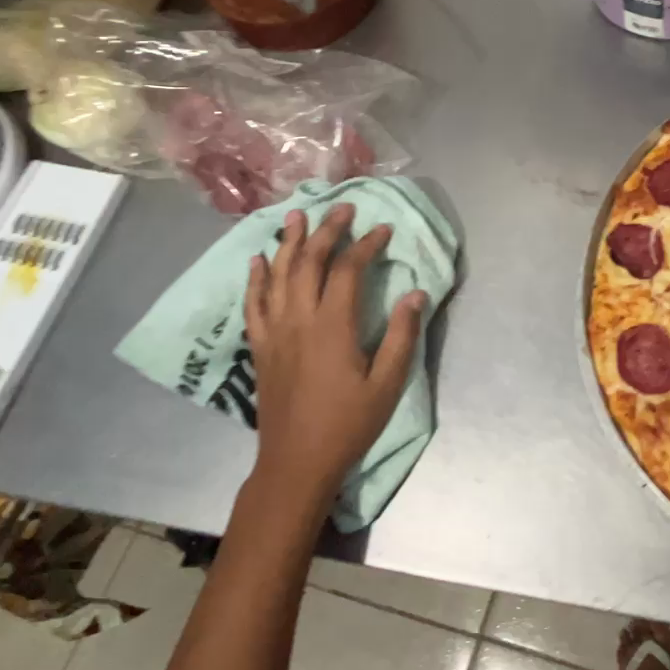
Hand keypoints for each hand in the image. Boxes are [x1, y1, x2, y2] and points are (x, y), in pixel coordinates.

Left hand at [243, 206, 426, 510]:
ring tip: (297, 216)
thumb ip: (402, 335)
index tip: (383, 229)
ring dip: (289, 243)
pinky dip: (256, 278)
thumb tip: (415, 292)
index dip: (366, 245)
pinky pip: (254, 303)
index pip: (348, 270)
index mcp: (333, 326)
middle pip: (310, 262)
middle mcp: (299, 320)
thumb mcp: (388, 383)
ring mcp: (274, 332)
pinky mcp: (261, 347)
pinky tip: (258, 261)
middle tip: (342, 207)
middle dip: (327, 231)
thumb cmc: (349, 423)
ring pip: (278, 275)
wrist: (297, 461)